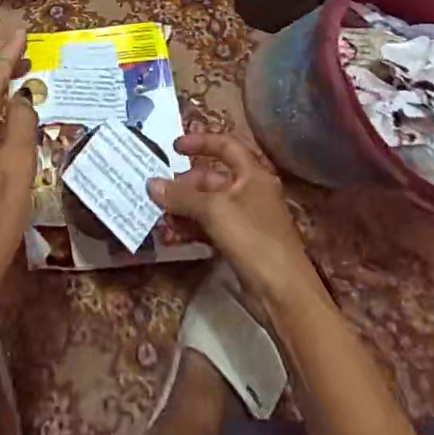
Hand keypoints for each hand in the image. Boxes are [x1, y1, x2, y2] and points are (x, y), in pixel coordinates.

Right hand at [147, 133, 317, 301]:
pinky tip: (172, 235)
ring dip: (184, 208)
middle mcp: (250, 192)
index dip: (200, 142)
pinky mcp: (239, 244)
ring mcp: (245, 220)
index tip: (174, 147)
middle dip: (185, 184)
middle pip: (212, 179)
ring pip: (208, 205)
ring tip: (159, 216)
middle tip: (158, 192)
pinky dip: (192, 228)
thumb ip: (182, 196)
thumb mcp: (214, 210)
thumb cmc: (253, 238)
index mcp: (253, 174)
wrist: (283, 292)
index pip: (226, 146)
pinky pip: (210, 228)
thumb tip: (151, 184)